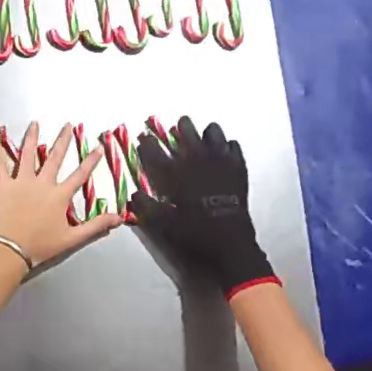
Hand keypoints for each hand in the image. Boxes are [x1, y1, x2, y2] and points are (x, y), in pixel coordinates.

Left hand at [0, 122, 120, 268]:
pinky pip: (0, 166)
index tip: (98, 146)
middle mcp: (42, 183)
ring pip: (27, 154)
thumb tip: (118, 217)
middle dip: (62, 139)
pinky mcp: (4, 186)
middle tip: (67, 125)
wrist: (11, 250)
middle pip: (55, 157)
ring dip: (31, 137)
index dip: (91, 160)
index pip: (80, 174)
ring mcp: (21, 182)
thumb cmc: (41, 246)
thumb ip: (96, 226)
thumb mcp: (72, 238)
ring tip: (34, 123)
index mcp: (59, 195)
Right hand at [128, 117, 275, 297]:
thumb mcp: (162, 224)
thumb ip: (146, 207)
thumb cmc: (193, 233)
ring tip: (201, 138)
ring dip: (204, 133)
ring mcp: (220, 160)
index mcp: (175, 173)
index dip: (148, 143)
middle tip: (176, 128)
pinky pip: (233, 146)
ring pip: (212, 132)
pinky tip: (223, 152)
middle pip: (186, 130)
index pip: (155, 150)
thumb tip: (134, 196)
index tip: (144, 138)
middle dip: (179, 128)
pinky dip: (226, 146)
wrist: (229, 242)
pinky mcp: (238, 167)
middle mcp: (196, 160)